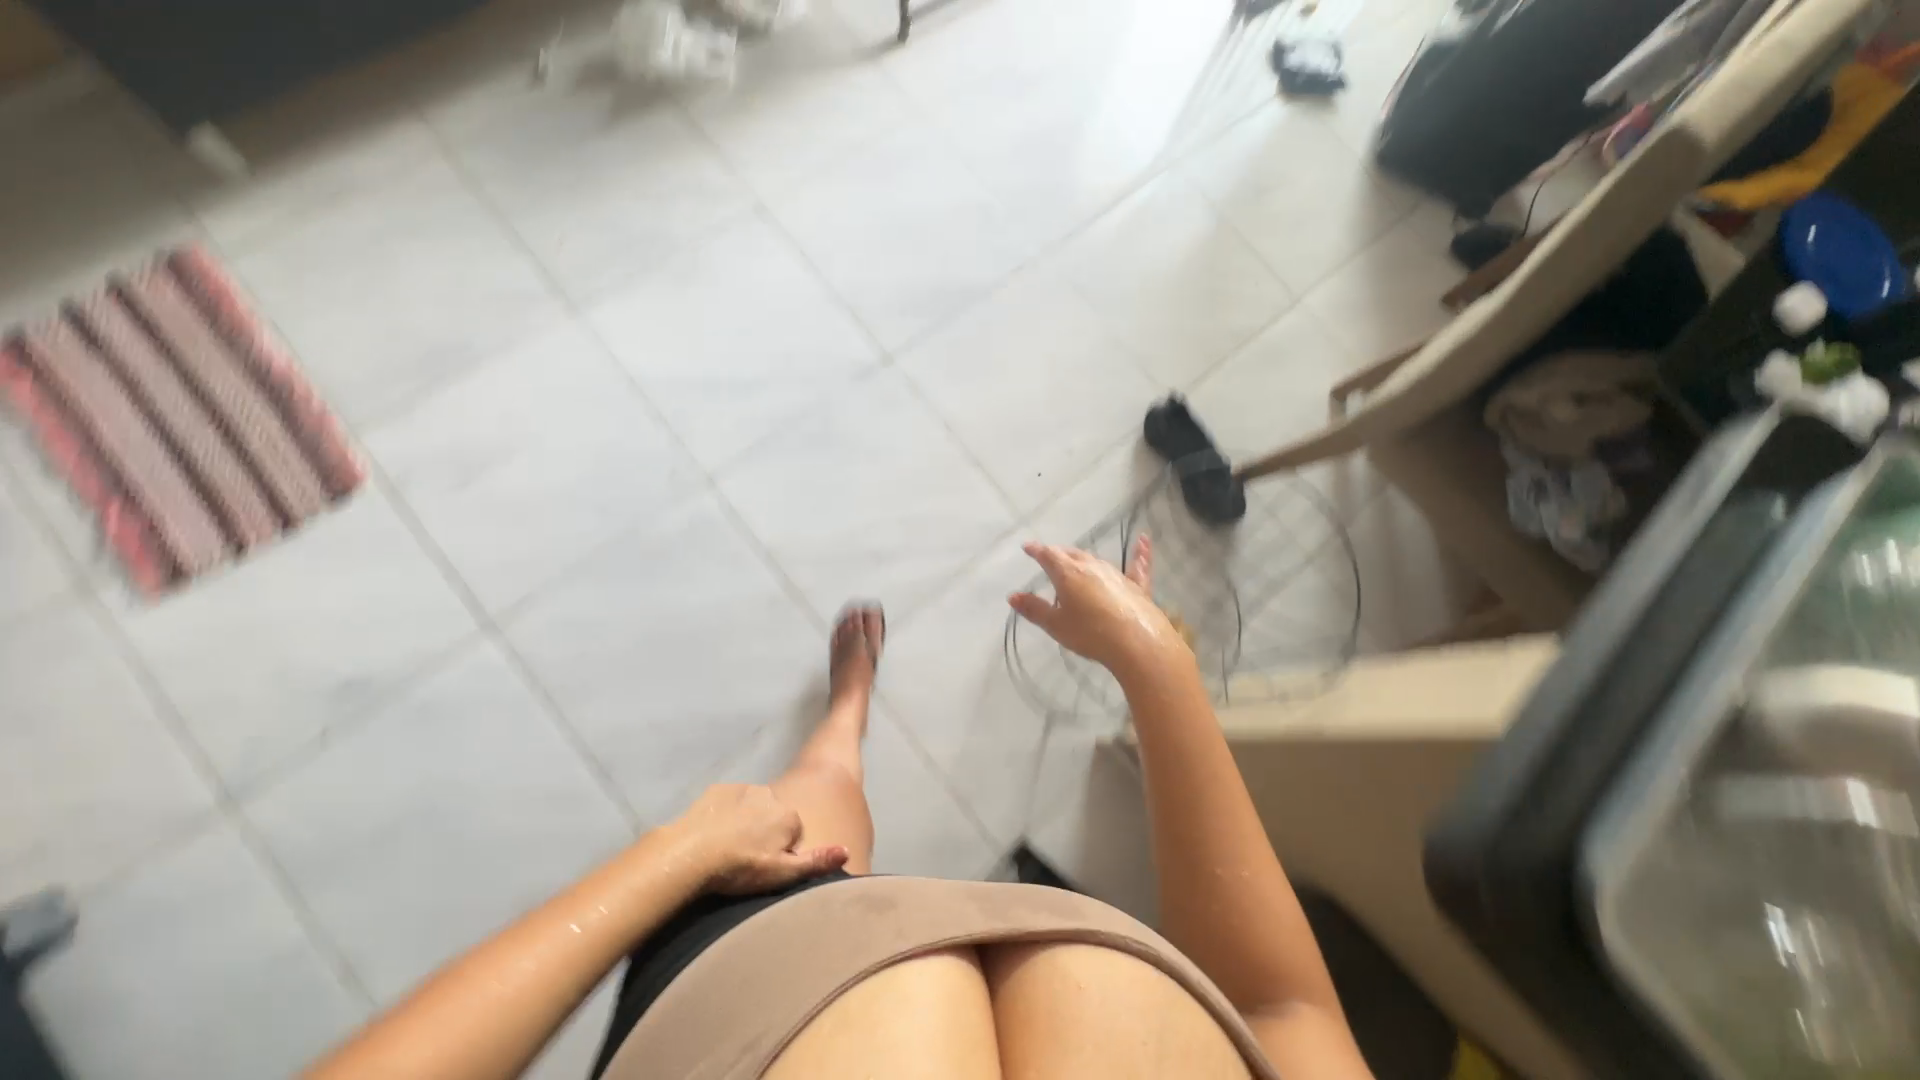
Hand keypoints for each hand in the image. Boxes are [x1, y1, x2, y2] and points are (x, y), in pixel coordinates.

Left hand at [670, 784, 848, 895]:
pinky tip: (713, 833)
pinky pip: (729, 801)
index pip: (795, 832)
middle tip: (746, 859)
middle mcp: (771, 794)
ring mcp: (743, 789)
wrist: (690, 853)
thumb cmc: (740, 868)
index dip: (782, 851)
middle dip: (765, 832)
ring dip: (746, 822)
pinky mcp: (718, 789)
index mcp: (789, 815)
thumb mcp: (781, 874)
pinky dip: (725, 814)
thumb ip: (816, 861)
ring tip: (727, 848)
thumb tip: (847, 851)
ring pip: (752, 807)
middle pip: (774, 816)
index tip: (764, 866)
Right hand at [1008, 536, 1190, 679]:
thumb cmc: (1090, 634)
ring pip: (1095, 560)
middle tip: (1049, 556)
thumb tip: (1012, 596)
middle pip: (1072, 554)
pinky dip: (1139, 552)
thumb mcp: (1056, 625)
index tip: (1028, 547)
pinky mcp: (1137, 585)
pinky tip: (1144, 539)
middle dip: (1058, 553)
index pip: (1048, 555)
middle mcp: (1092, 567)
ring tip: (1074, 560)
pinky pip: (1137, 564)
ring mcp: (1116, 574)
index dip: (1036, 550)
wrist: (1136, 643)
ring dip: (1082, 558)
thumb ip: (1034, 609)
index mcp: (1068, 574)